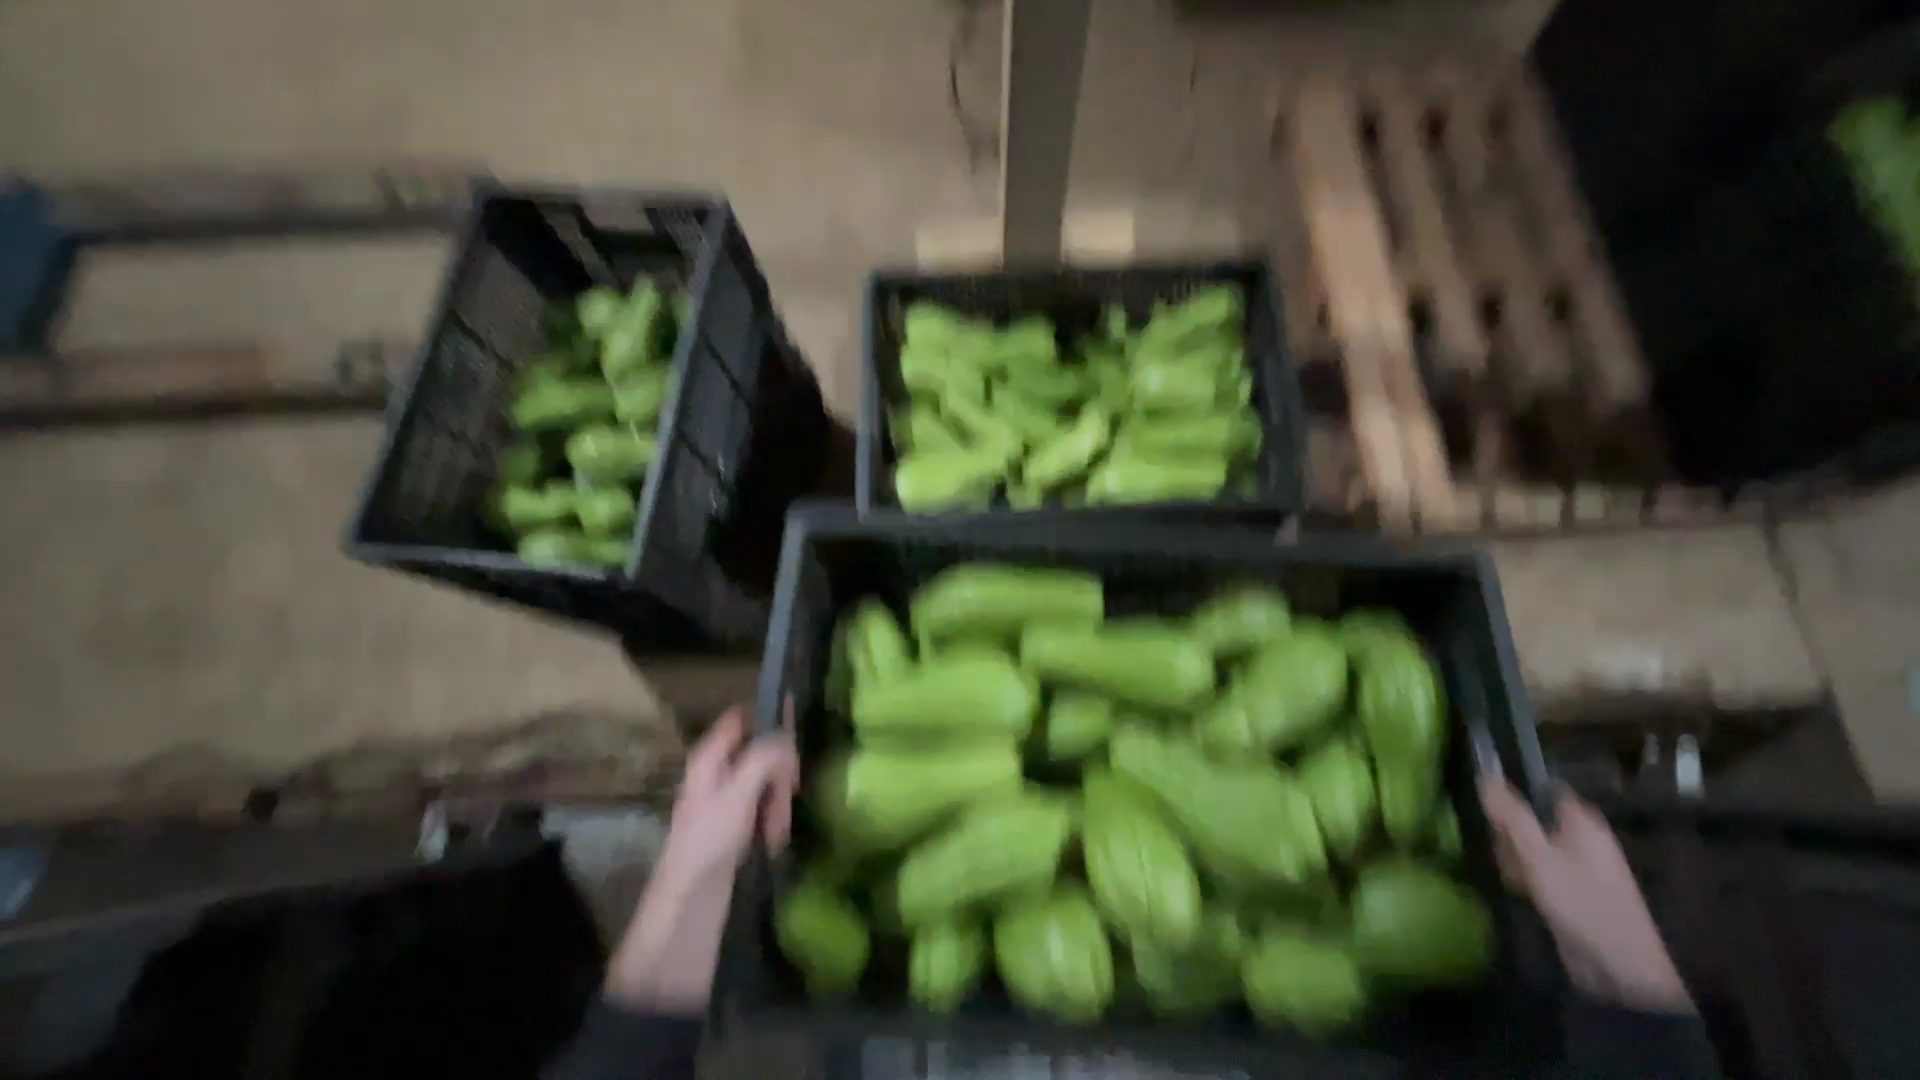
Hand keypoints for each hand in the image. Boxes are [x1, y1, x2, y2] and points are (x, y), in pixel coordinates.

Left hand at [606, 705, 796, 1011]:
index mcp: (709, 760)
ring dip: (779, 803)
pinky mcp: (738, 831)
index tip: (795, 730)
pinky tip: (774, 841)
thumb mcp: (737, 795)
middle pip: (761, 753)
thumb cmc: (708, 844)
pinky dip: (773, 823)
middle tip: (788, 792)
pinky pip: (766, 812)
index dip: (767, 719)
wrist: (689, 907)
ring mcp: (728, 805)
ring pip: (767, 784)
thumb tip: (787, 736)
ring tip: (776, 829)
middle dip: (779, 772)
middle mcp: (718, 776)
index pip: (740, 720)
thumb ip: (763, 760)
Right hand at [1479, 778, 1692, 1012]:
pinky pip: (1535, 870)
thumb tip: (1485, 773)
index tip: (1494, 814)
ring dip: (1514, 861)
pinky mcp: (1567, 888)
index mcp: (1581, 822)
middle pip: (1527, 818)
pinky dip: (1525, 879)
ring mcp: (1574, 864)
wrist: (1618, 969)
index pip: (1539, 790)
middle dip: (1510, 838)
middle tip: (1512, 858)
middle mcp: (1579, 837)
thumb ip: (1511, 815)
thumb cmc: (1582, 903)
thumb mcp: (1539, 856)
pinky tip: (1524, 893)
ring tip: (1520, 882)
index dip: (1514, 798)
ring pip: (1526, 846)